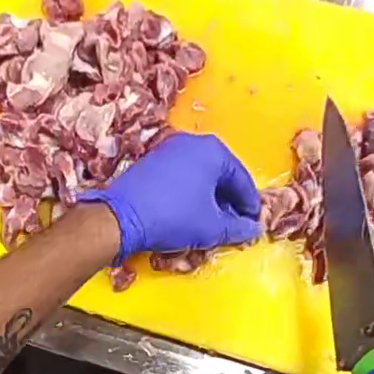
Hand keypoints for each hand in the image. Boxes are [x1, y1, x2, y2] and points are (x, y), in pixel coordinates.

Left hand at [78, 132, 262, 261]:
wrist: (120, 218)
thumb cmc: (173, 217)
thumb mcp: (211, 227)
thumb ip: (237, 228)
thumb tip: (252, 229)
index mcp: (212, 150)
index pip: (241, 179)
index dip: (250, 205)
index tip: (253, 223)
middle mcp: (190, 143)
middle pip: (218, 177)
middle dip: (227, 204)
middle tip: (233, 227)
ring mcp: (166, 152)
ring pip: (197, 179)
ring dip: (207, 203)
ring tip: (210, 226)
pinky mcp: (148, 166)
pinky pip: (178, 182)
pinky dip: (187, 199)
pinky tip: (186, 219)